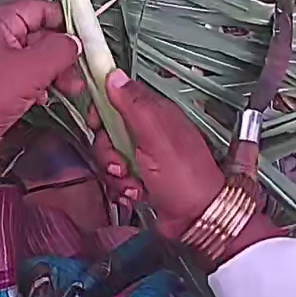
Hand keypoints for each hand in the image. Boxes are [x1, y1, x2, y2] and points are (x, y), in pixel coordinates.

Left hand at [0, 0, 83, 133]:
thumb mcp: (32, 68)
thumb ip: (61, 49)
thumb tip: (75, 43)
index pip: (40, 8)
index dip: (64, 22)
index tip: (83, 38)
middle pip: (40, 33)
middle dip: (62, 53)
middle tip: (77, 69)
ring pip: (35, 57)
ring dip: (54, 71)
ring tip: (67, 87)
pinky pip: (25, 74)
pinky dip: (38, 84)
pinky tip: (43, 97)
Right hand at [92, 69, 281, 259]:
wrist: (199, 219)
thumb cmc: (186, 178)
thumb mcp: (157, 136)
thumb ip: (134, 105)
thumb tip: (114, 76)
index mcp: (156, 115)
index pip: (118, 99)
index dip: (102, 111)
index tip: (96, 124)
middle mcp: (149, 133)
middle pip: (107, 133)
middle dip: (107, 152)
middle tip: (121, 164)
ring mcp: (144, 157)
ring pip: (109, 158)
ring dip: (115, 175)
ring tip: (134, 183)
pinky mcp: (141, 178)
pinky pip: (116, 179)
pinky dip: (122, 189)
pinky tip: (136, 194)